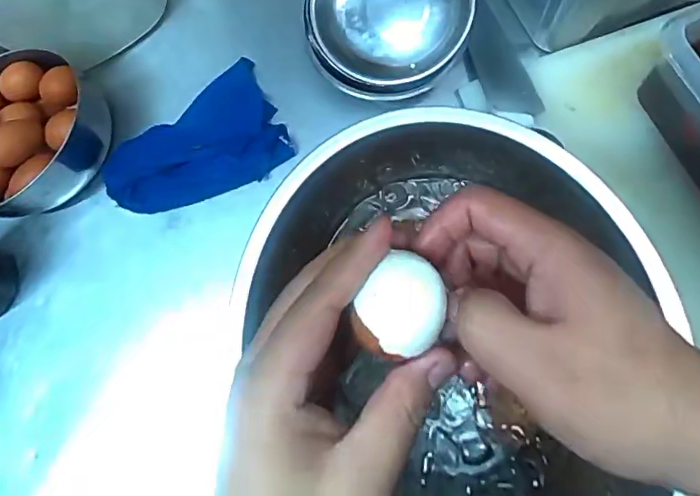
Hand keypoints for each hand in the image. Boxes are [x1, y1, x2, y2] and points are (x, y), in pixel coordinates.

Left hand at [223, 218, 456, 495]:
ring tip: (389, 260)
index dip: (354, 260)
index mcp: (268, 376)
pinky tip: (371, 304)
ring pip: (304, 306)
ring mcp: (263, 372)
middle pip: (305, 292)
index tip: (387, 229)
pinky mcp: (274, 386)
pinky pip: (309, 332)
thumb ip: (398, 413)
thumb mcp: (356, 480)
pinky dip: (341, 310)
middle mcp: (258, 360)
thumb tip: (442, 354)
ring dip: (345, 279)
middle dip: (350, 258)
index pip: (316, 300)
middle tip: (398, 240)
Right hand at [414, 186, 699, 489]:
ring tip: (452, 354)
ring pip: (491, 274)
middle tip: (425, 321)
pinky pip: (512, 305)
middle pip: (478, 239)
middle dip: (445, 274)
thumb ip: (478, 320)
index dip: (437, 229)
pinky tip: (481, 370)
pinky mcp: (565, 315)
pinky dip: (489, 328)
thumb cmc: (620, 394)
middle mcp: (550, 255)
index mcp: (546, 247)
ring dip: (465, 308)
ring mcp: (558, 285)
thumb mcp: (536, 363)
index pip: (475, 206)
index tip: (415, 274)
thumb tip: (448, 303)